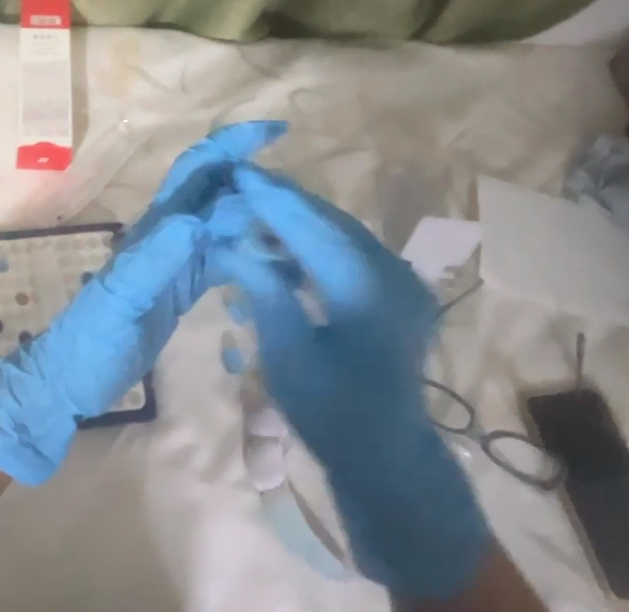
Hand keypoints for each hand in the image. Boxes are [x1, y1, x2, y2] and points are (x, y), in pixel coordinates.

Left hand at [0, 122, 284, 483]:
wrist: (71, 380)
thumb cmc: (91, 339)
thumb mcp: (122, 299)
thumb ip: (155, 260)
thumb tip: (195, 219)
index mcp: (153, 229)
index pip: (196, 172)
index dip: (230, 146)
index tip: (275, 131)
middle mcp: (167, 236)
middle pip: (215, 193)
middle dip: (255, 179)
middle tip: (305, 191)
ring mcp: (175, 263)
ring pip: (223, 224)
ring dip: (258, 216)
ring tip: (302, 223)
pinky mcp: (182, 290)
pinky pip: (222, 259)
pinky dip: (251, 255)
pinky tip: (278, 264)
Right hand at [214, 164, 489, 600]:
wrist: (387, 457)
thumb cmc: (330, 412)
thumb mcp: (285, 351)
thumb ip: (261, 287)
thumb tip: (226, 240)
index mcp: (366, 288)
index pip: (309, 226)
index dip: (270, 197)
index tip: (235, 171)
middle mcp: (393, 273)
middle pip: (328, 220)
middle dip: (282, 200)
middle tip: (238, 182)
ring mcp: (401, 280)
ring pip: (339, 231)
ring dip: (295, 220)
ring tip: (250, 210)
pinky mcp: (398, 290)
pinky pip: (349, 250)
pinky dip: (313, 242)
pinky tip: (281, 246)